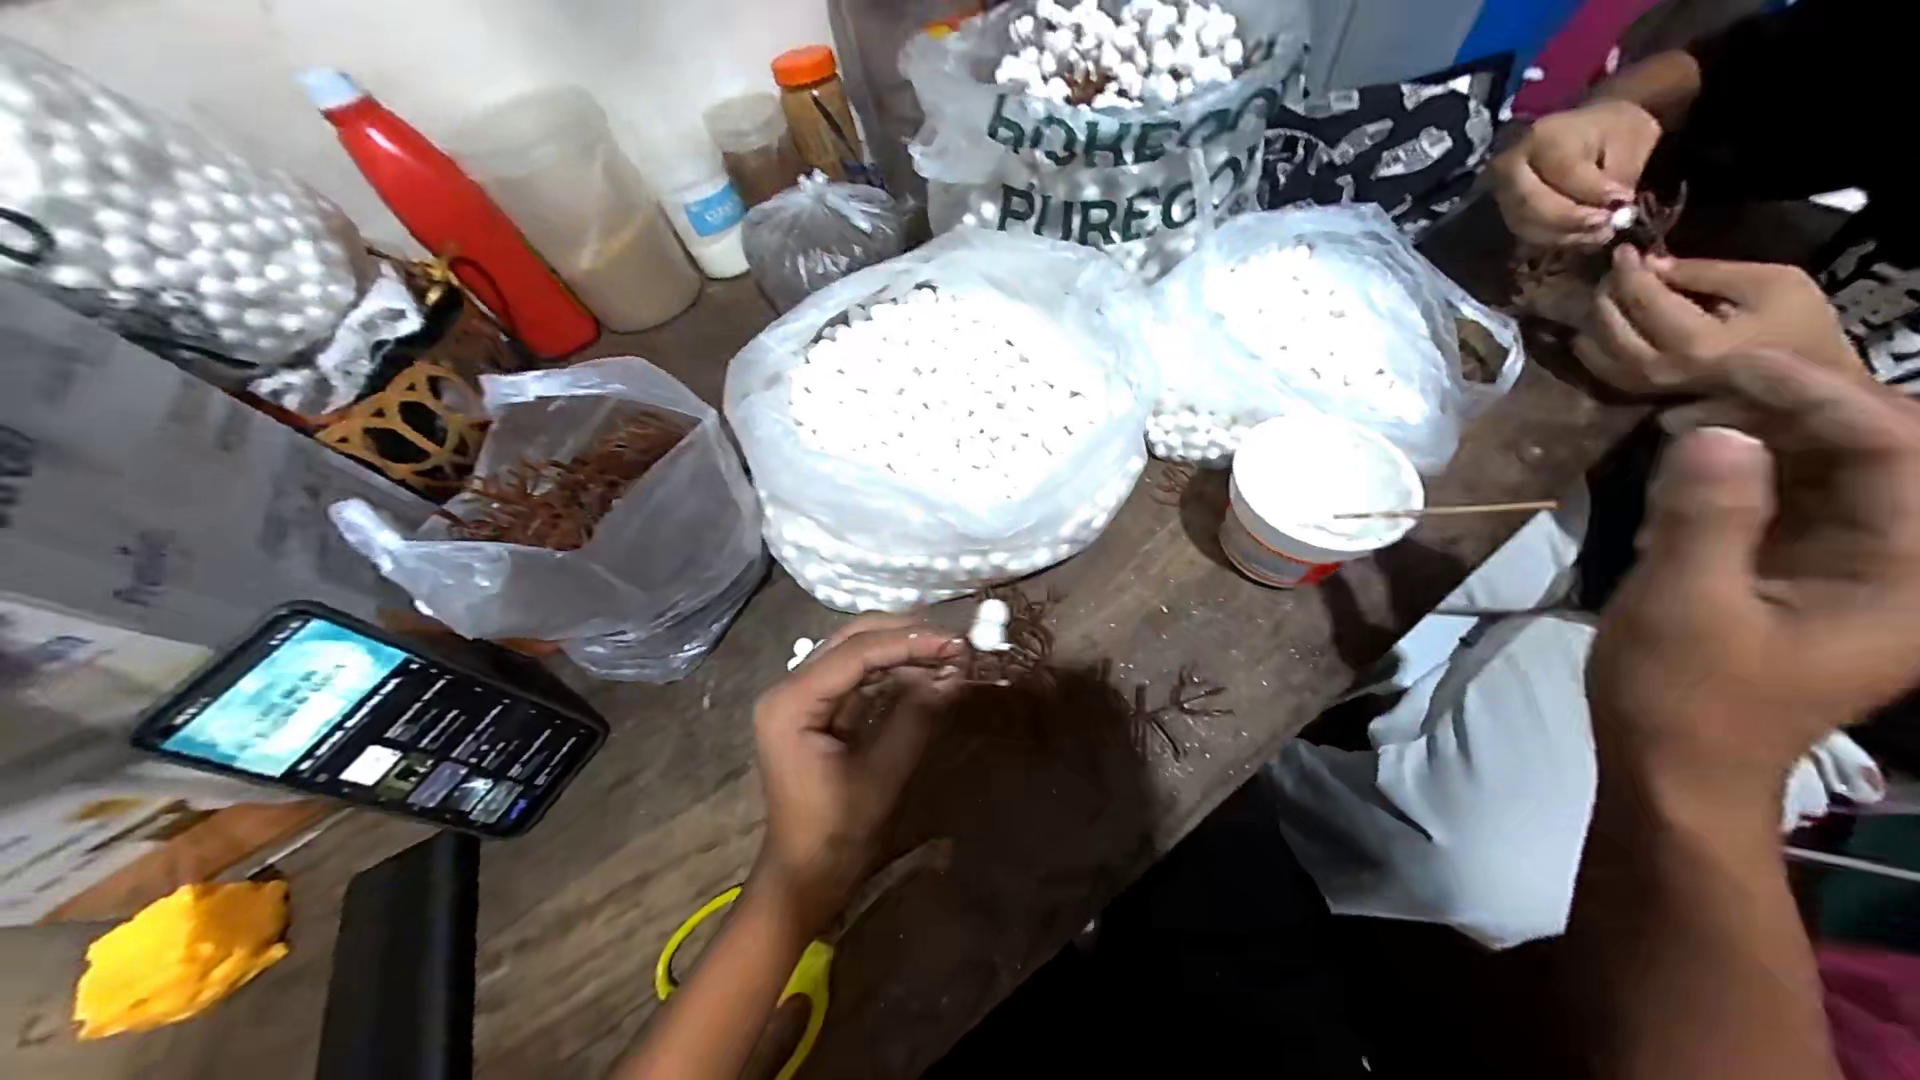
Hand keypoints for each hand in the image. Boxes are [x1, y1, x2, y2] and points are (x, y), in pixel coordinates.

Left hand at [749, 614, 965, 932]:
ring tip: (948, 653)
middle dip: (906, 635)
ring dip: (902, 649)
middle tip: (955, 640)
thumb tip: (953, 673)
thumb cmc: (837, 832)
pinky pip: (857, 674)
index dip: (909, 642)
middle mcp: (788, 687)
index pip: (855, 653)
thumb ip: (916, 716)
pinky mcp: (816, 706)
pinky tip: (926, 670)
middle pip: (852, 640)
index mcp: (791, 703)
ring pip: (856, 651)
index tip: (956, 641)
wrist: (805, 872)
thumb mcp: (883, 774)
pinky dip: (893, 669)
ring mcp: (800, 695)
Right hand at [1492, 100, 1661, 245]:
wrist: (1579, 134)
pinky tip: (1580, 235)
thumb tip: (1611, 208)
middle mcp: (1510, 167)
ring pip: (1524, 223)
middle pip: (1530, 203)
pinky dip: (1553, 239)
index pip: (1564, 171)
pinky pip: (1523, 233)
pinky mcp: (1504, 212)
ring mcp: (1500, 192)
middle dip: (1569, 219)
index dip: (1592, 190)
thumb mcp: (1631, 139)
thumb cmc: (1609, 131)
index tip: (1624, 199)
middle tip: (1604, 224)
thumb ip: (1621, 172)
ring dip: (1561, 234)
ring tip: (1597, 233)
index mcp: (1545, 137)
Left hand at [1576, 247, 1864, 392]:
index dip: (1628, 271)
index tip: (1623, 250)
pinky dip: (1593, 339)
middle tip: (1619, 269)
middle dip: (1608, 290)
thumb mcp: (1772, 284)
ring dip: (1596, 315)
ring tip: (1614, 292)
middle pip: (1608, 322)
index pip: (1643, 299)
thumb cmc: (1799, 328)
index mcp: (1694, 341)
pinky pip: (1595, 363)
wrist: (1800, 385)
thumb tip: (1652, 263)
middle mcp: (1654, 367)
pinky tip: (1606, 321)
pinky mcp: (1633, 392)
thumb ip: (1706, 273)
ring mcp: (1638, 384)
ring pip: (1591, 345)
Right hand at [1588, 350, 1919, 811]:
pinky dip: (1750, 469)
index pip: (1898, 452)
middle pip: (1884, 453)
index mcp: (1907, 576)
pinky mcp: (1808, 574)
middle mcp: (1904, 563)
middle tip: (1711, 384)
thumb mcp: (1683, 605)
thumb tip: (1711, 431)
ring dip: (1773, 432)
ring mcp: (1857, 569)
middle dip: (1803, 407)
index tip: (1732, 366)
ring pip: (1840, 471)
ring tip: (1696, 409)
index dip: (1821, 397)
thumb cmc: (1684, 694)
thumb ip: (1705, 517)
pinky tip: (1697, 457)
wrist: (1678, 764)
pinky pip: (1799, 500)